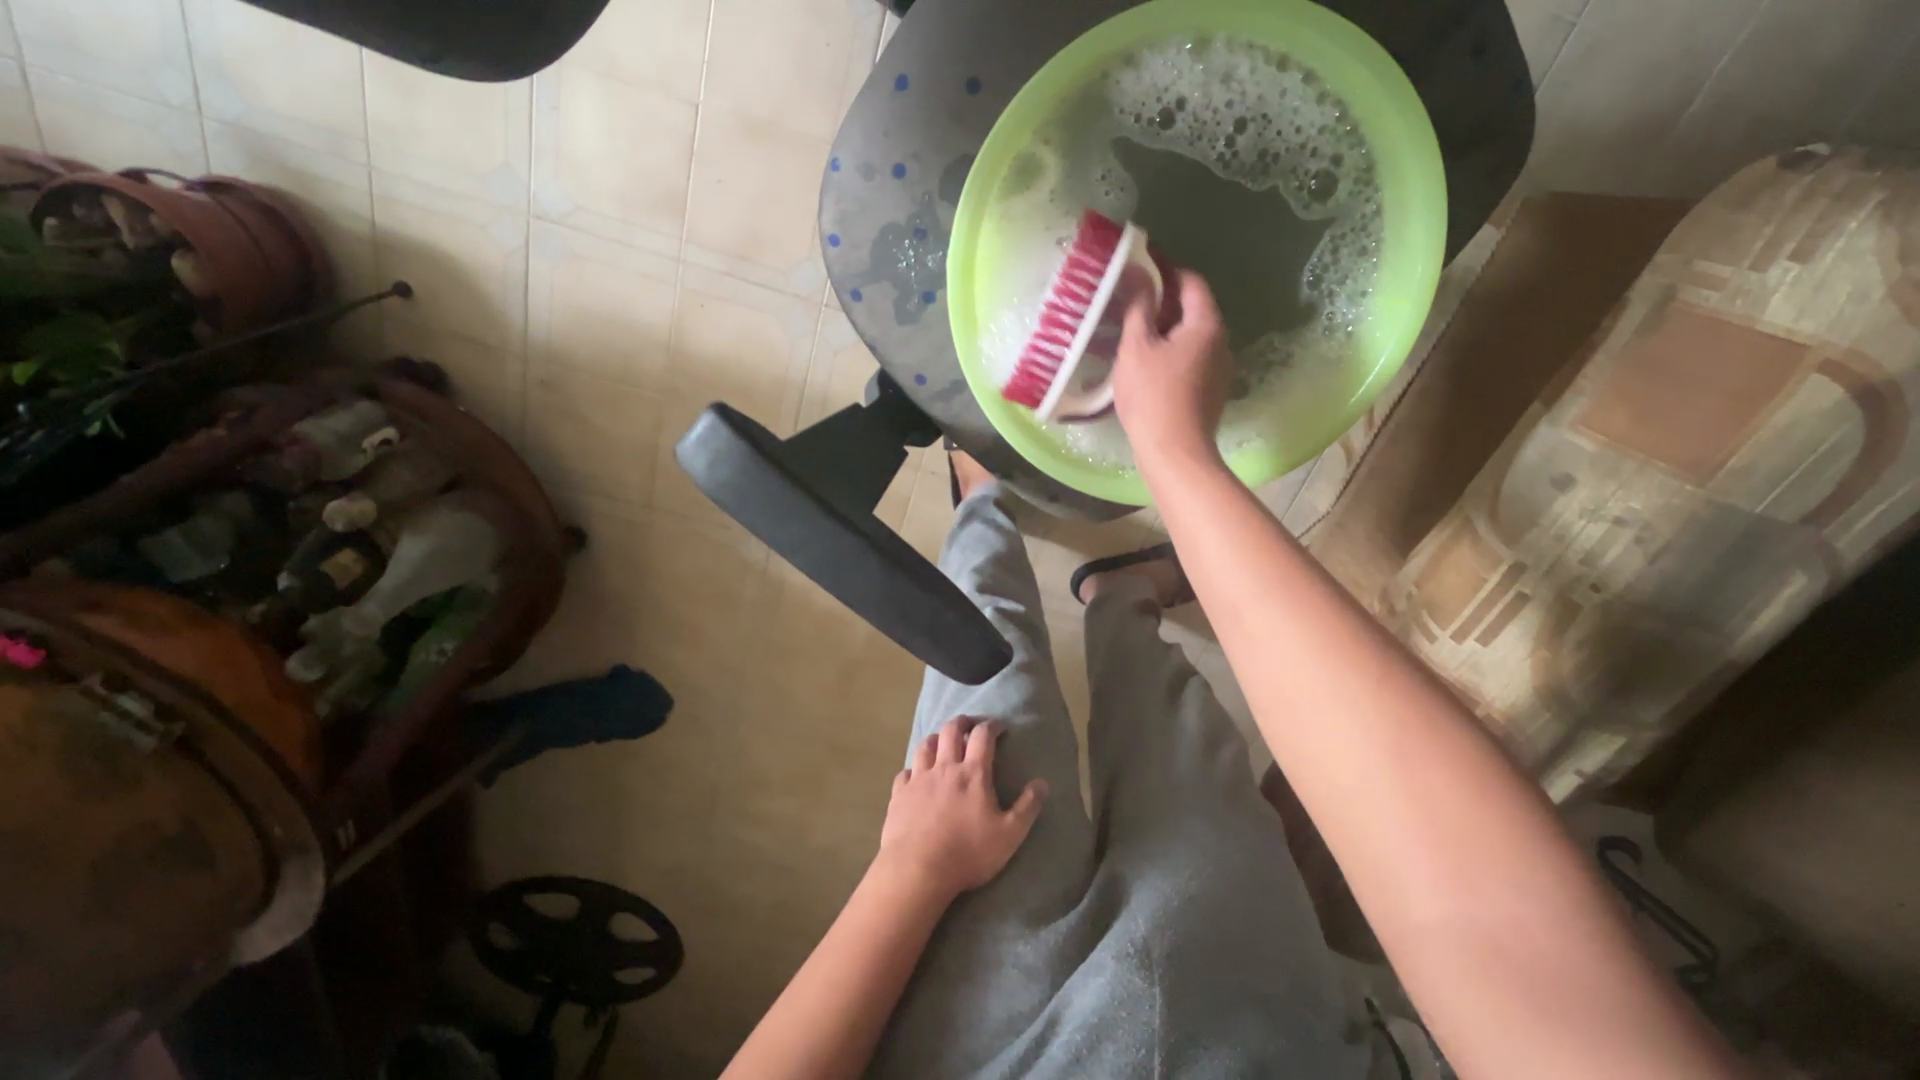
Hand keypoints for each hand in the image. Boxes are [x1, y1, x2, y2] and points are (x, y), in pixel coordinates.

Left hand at [876, 716, 1045, 900]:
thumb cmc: (968, 853)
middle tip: (970, 725)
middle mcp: (944, 768)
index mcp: (973, 773)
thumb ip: (1027, 807)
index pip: (983, 736)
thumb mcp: (1010, 835)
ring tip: (943, 743)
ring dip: (937, 739)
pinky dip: (914, 768)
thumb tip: (1042, 783)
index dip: (992, 725)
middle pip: (951, 731)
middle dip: (962, 722)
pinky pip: (905, 772)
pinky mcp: (899, 795)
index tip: (999, 726)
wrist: (917, 870)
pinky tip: (917, 776)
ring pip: (925, 745)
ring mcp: (918, 779)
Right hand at [1113, 269, 1229, 466]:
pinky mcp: (1212, 390)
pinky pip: (1193, 358)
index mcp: (1206, 324)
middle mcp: (1222, 341)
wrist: (1175, 452)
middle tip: (1131, 300)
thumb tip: (1137, 271)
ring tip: (1135, 331)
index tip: (1140, 267)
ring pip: (1193, 335)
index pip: (1191, 281)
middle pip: (1194, 308)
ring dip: (1167, 328)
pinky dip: (1173, 351)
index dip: (1166, 269)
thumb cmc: (1152, 396)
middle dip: (1165, 300)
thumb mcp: (1136, 347)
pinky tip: (1149, 362)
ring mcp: (1220, 368)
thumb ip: (1138, 306)